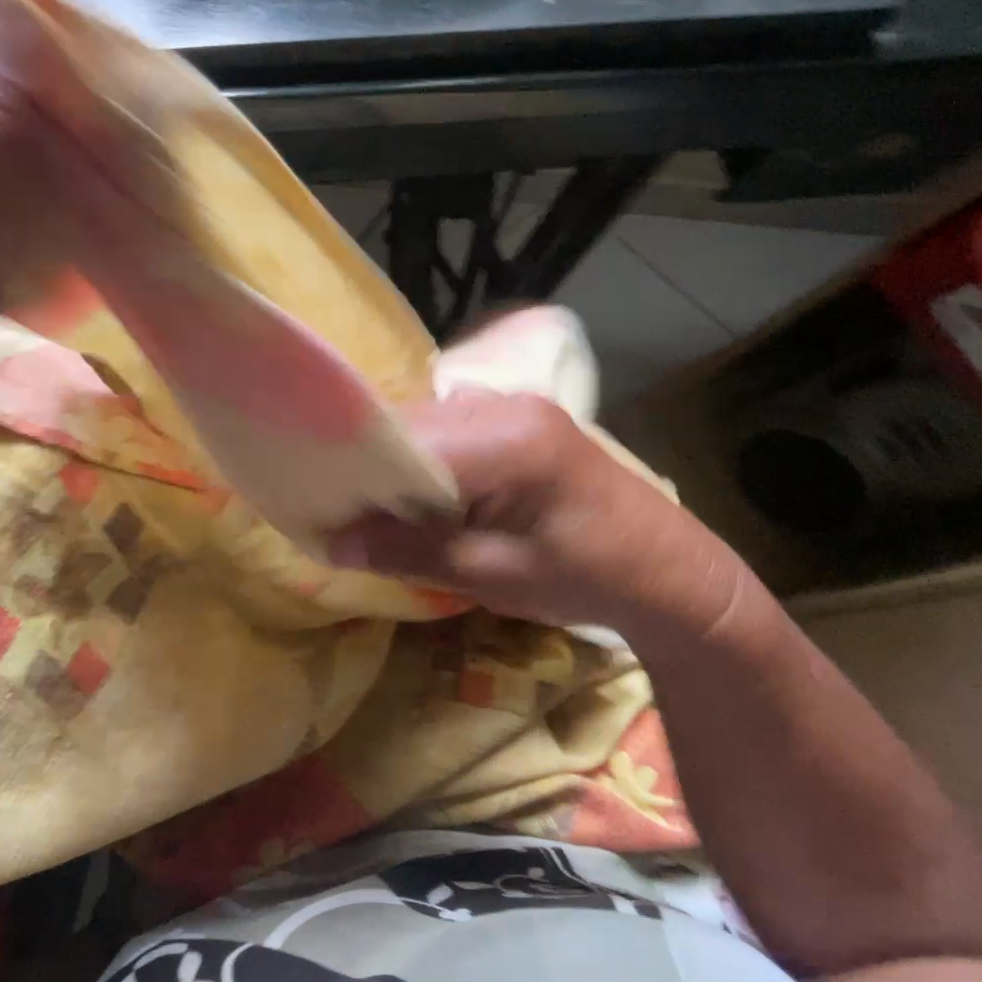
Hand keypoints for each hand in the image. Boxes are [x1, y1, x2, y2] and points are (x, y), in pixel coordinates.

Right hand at [328, 389, 750, 641]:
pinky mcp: (510, 423)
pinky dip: (413, 466)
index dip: (351, 477)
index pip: (401, 443)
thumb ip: (409, 550)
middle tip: (328, 516)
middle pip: (404, 427)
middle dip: (363, 472)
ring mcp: (508, 407)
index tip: (313, 512)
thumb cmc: (587, 577)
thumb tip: (330, 543)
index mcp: (505, 438)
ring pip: (418, 429)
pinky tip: (402, 500)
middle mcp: (502, 404)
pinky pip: (441, 435)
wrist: (668, 573)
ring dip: (386, 470)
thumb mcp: (493, 574)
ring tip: (359, 513)